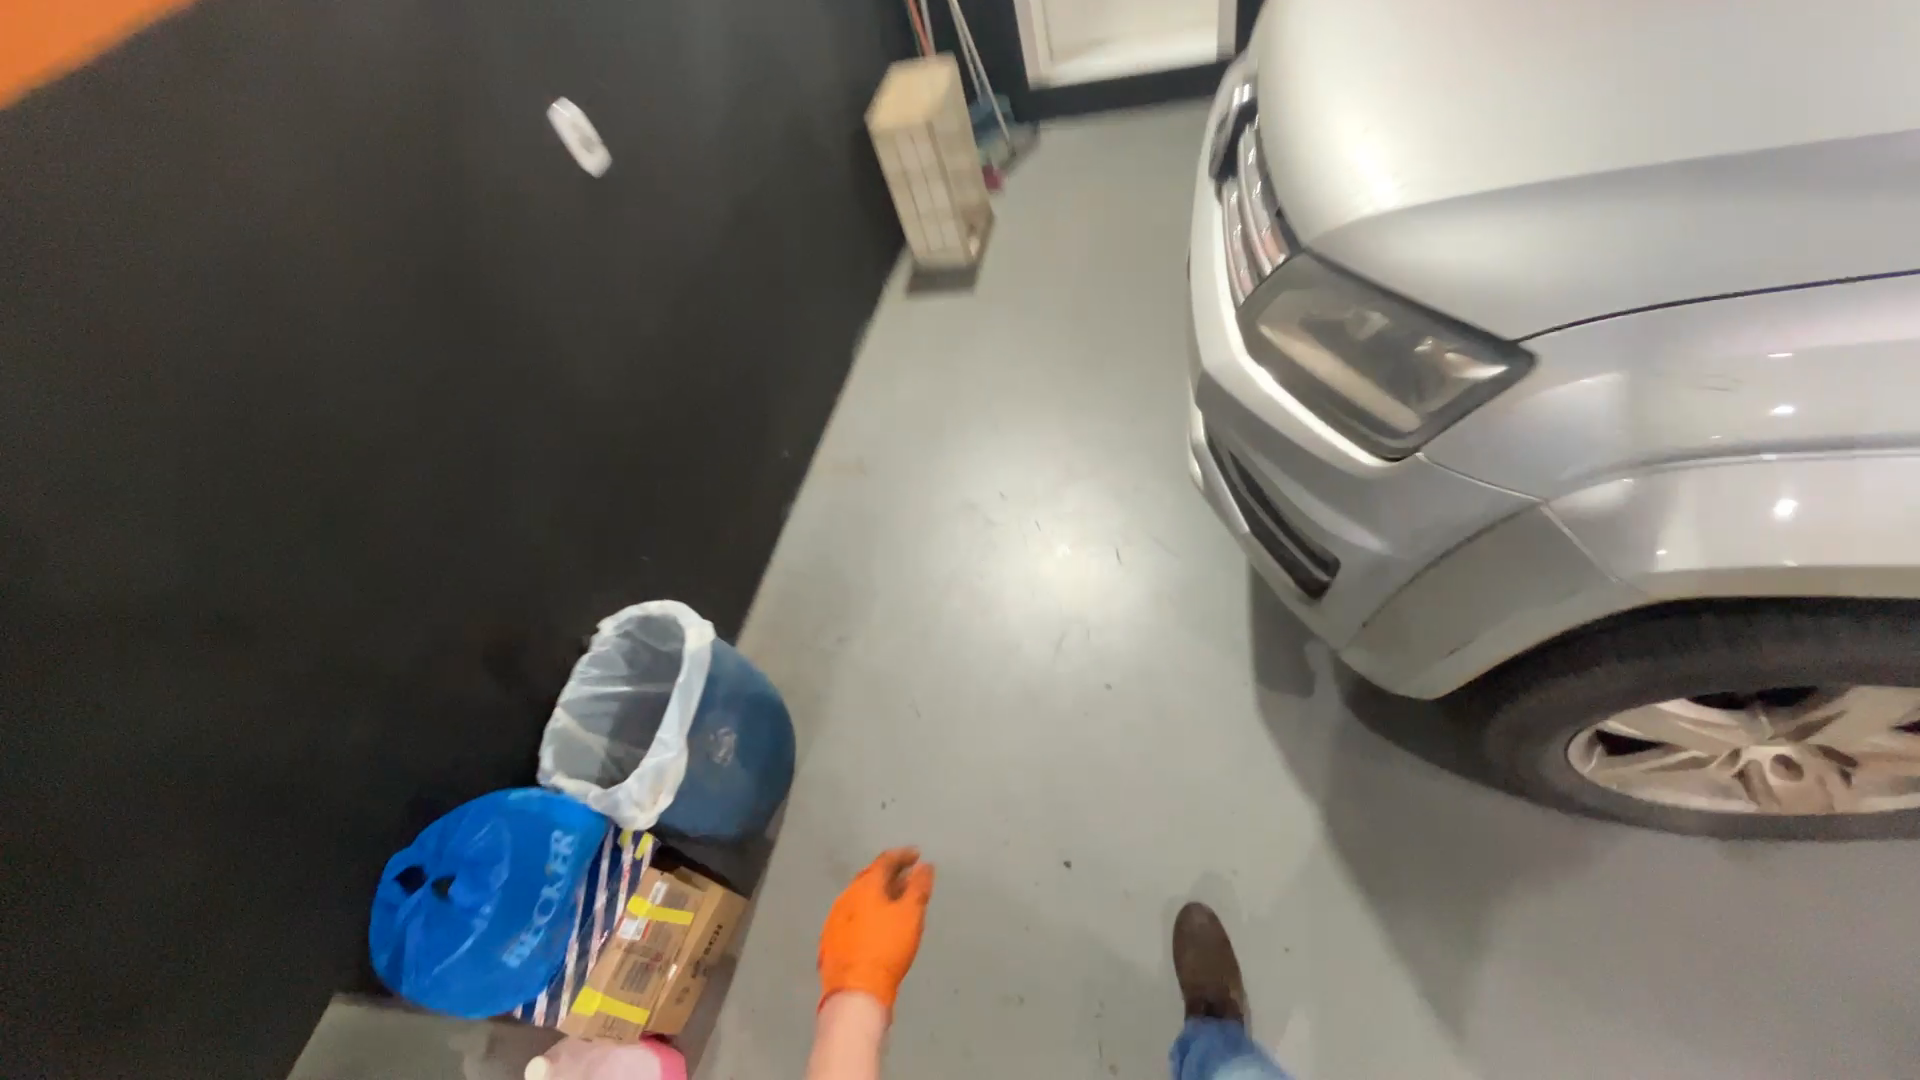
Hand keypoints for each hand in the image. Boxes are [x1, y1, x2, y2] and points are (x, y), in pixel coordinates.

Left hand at [817, 847, 934, 1010]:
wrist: (855, 993)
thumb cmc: (887, 948)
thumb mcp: (911, 915)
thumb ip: (919, 887)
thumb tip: (925, 866)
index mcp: (865, 886)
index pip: (885, 860)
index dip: (903, 855)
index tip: (917, 855)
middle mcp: (846, 896)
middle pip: (870, 877)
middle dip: (890, 875)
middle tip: (907, 877)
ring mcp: (834, 919)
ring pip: (859, 897)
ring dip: (877, 895)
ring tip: (894, 902)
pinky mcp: (830, 941)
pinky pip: (852, 917)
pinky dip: (867, 913)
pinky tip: (875, 925)